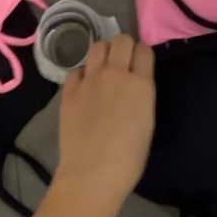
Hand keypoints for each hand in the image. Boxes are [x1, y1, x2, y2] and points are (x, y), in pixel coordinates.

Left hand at [51, 35, 155, 213]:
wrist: (92, 175)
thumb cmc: (128, 159)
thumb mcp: (147, 123)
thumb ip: (142, 95)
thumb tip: (135, 85)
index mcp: (140, 84)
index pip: (144, 49)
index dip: (142, 54)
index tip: (141, 63)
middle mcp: (115, 74)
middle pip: (122, 40)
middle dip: (125, 47)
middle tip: (123, 63)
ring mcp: (89, 80)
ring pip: (98, 47)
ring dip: (104, 53)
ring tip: (104, 68)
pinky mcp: (69, 90)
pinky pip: (77, 70)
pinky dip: (83, 74)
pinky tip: (85, 88)